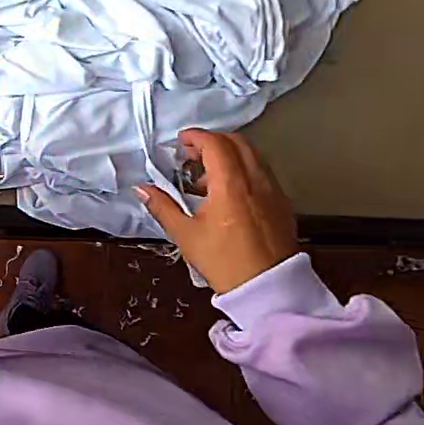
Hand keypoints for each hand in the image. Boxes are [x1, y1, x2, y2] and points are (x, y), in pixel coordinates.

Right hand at [135, 129, 297, 293]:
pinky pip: (262, 172)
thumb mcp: (187, 235)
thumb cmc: (224, 262)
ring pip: (252, 155)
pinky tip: (229, 193)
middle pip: (235, 142)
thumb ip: (163, 207)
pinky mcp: (282, 202)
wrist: (268, 287)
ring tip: (207, 178)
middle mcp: (255, 178)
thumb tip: (142, 189)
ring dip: (229, 155)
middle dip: (212, 142)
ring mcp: (272, 189)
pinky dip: (244, 169)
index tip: (181, 142)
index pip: (214, 143)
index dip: (195, 137)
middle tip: (192, 156)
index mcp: (230, 183)